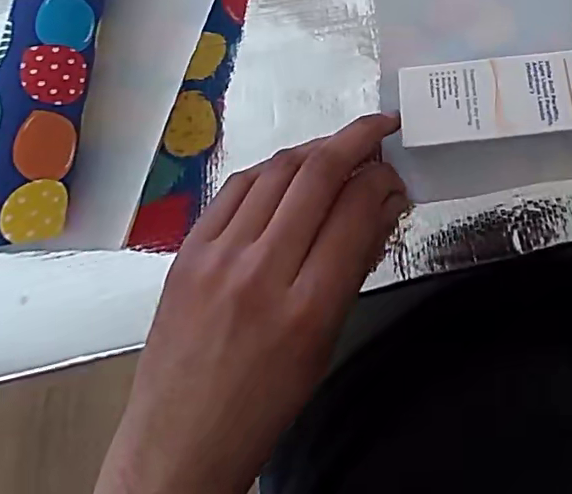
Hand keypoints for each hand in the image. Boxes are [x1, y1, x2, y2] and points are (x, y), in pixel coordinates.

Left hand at [96, 115, 408, 493]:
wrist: (176, 446)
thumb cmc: (266, 401)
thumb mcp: (328, 337)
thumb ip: (358, 261)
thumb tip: (387, 201)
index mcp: (306, 307)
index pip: (357, 209)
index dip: (384, 178)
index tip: (395, 173)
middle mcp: (260, 272)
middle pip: (319, 174)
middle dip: (359, 137)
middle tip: (382, 126)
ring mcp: (217, 257)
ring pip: (279, 169)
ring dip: (318, 147)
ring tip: (340, 147)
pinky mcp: (186, 251)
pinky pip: (237, 186)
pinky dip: (274, 168)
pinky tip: (291, 171)